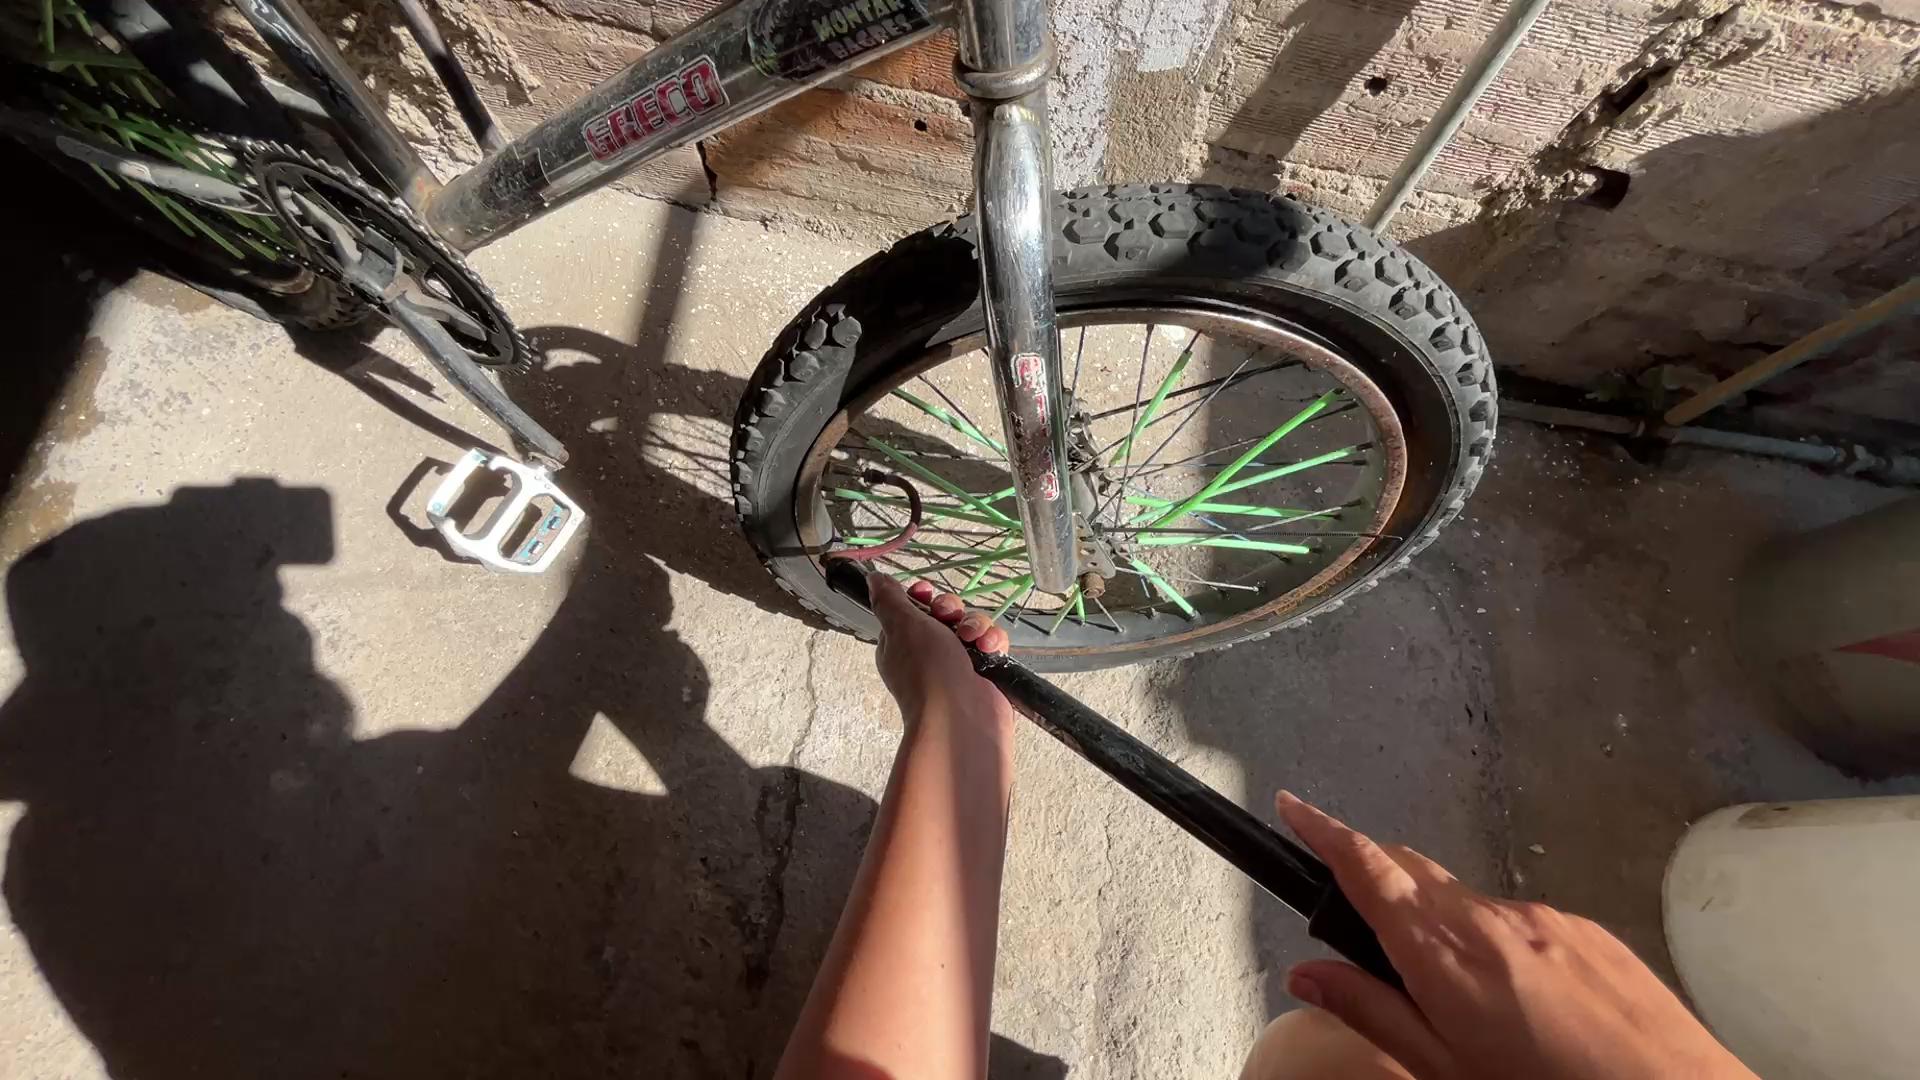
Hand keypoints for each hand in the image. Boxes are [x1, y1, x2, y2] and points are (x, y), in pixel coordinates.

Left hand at [868, 573, 1011, 736]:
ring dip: (976, 625)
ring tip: (974, 640)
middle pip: (945, 613)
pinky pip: (992, 643)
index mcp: (902, 643)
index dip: (921, 597)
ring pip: (972, 625)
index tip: (926, 592)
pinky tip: (990, 650)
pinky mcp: (984, 670)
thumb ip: (889, 599)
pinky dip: (993, 642)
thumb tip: (873, 578)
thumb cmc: (926, 671)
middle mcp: (929, 652)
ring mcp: (958, 662)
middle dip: (951, 609)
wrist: (961, 718)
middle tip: (949, 619)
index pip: (912, 609)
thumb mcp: (902, 626)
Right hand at [1274, 792, 1757, 1079]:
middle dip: (1373, 872)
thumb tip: (1303, 972)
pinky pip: (1516, 918)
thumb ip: (1370, 1011)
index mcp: (1441, 950)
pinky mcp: (1587, 930)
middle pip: (1407, 868)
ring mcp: (1541, 917)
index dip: (1320, 829)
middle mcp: (1485, 916)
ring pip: (1462, 897)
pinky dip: (1495, 940)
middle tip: (1361, 920)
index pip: (1364, 866)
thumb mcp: (1446, 1073)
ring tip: (1464, 994)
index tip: (1290, 804)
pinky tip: (1525, 1001)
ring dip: (1440, 921)